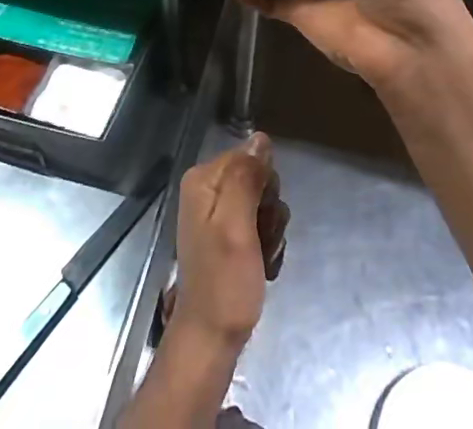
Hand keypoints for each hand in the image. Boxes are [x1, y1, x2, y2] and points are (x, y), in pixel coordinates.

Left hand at [172, 133, 286, 351]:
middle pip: (257, 180)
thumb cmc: (225, 281)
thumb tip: (260, 138)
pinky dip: (265, 244)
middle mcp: (204, 190)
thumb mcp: (236, 225)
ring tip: (261, 257)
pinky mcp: (225, 234)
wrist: (212, 334)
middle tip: (262, 240)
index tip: (261, 216)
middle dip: (269, 211)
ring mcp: (214, 213)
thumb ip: (246, 179)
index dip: (265, 186)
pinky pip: (257, 224)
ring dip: (270, 231)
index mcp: (202, 180)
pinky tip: (261, 264)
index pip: (249, 157)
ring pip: (262, 204)